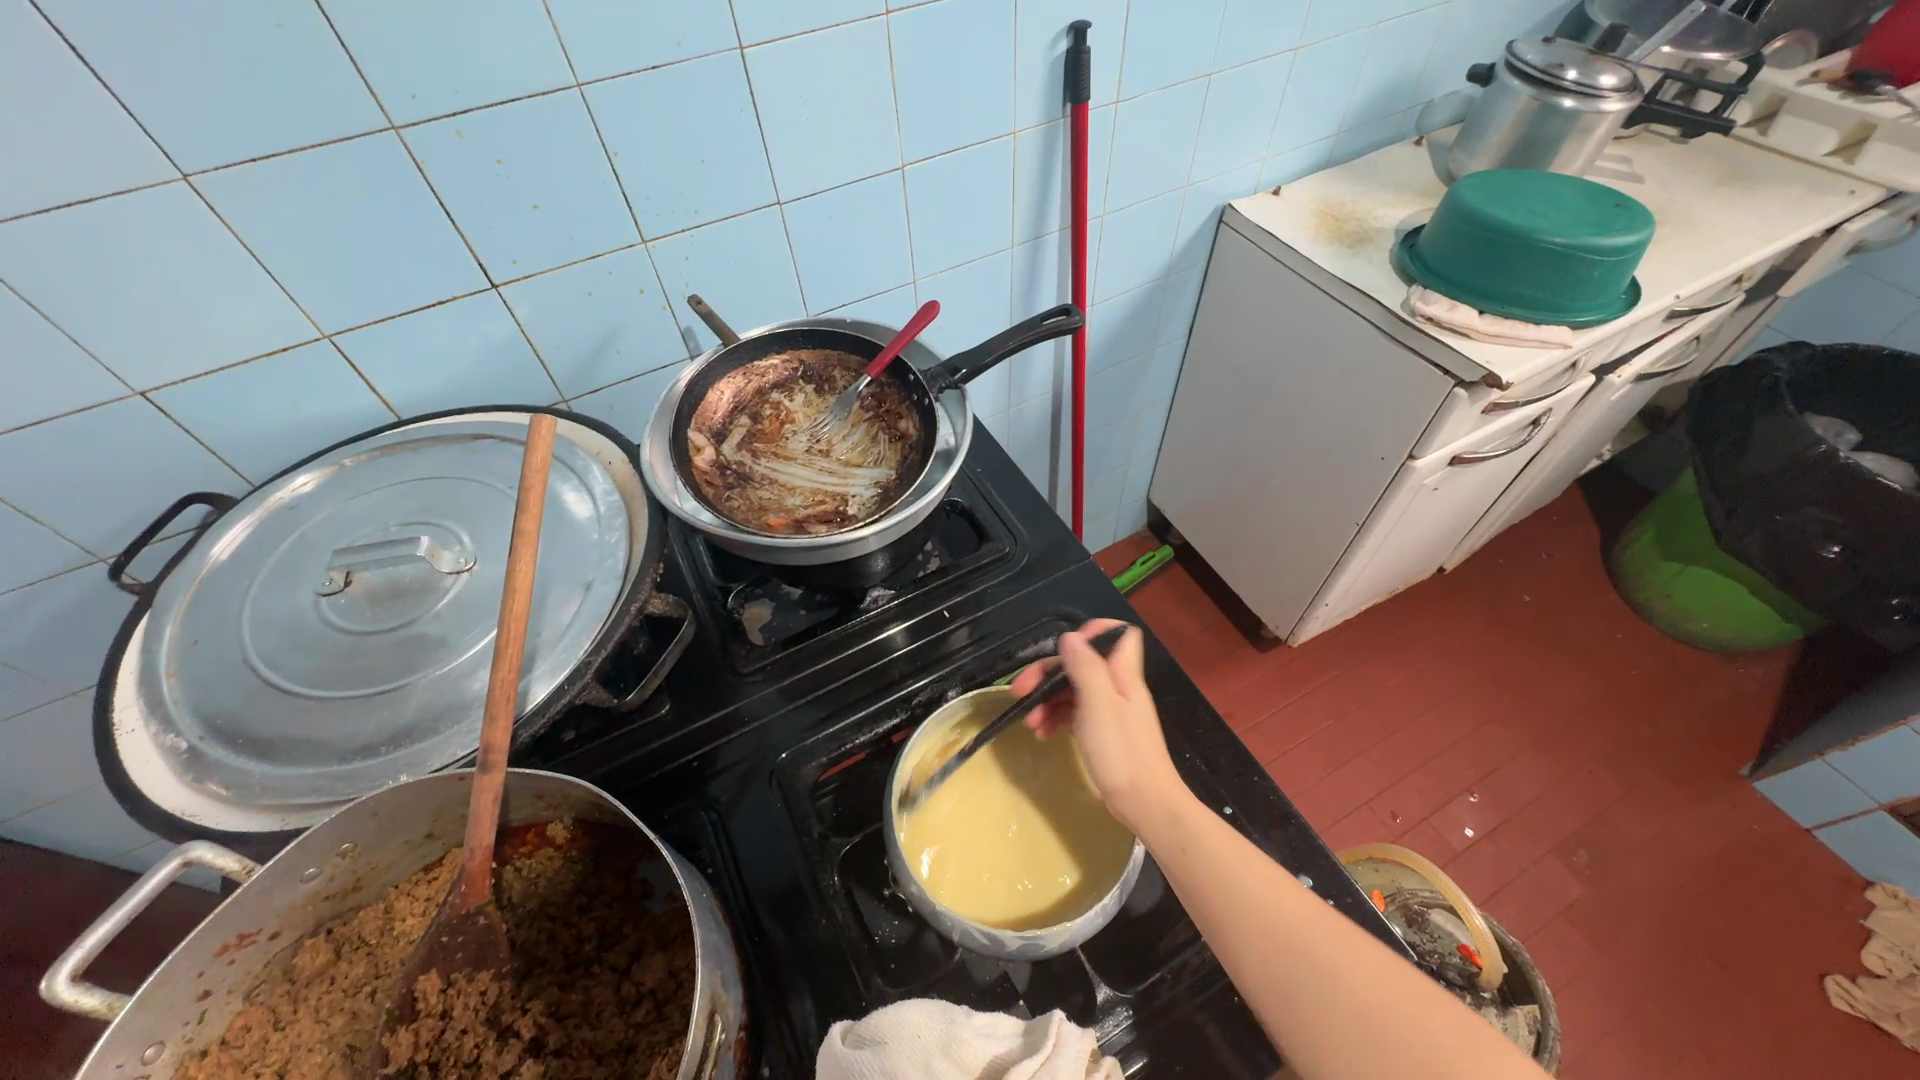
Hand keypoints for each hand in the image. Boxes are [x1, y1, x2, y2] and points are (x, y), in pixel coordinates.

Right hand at [1011, 619, 1186, 828]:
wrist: (1145, 802)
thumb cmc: (1121, 751)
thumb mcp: (1098, 703)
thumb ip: (1085, 666)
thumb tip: (1070, 637)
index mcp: (1123, 675)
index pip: (1117, 635)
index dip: (1092, 633)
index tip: (1063, 649)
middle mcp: (1118, 688)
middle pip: (1082, 664)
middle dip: (1049, 673)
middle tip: (1020, 691)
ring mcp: (1111, 712)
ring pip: (1075, 692)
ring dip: (1048, 701)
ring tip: (1029, 723)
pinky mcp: (1104, 735)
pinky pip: (1076, 716)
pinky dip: (1057, 720)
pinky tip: (1042, 735)